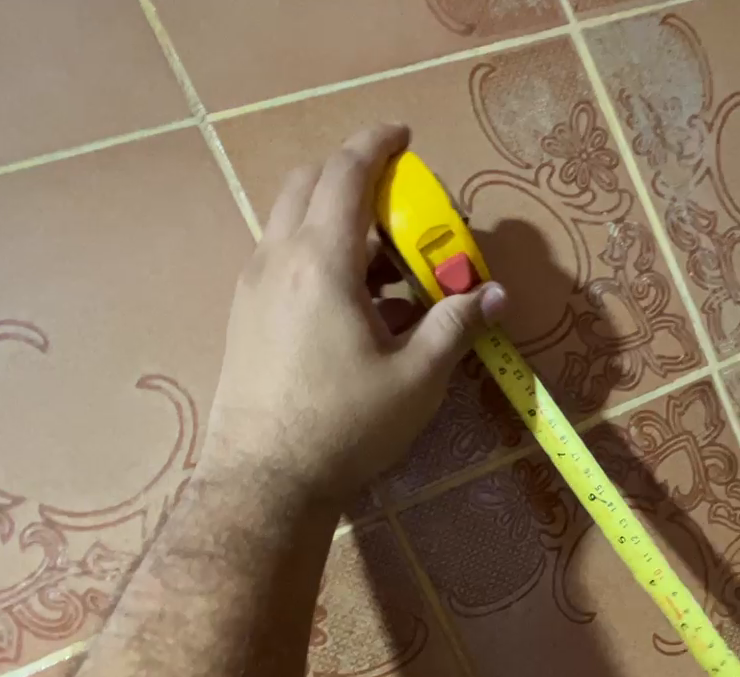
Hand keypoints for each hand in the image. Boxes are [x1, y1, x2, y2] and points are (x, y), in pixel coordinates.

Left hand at [204, 123, 506, 504]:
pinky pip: (284, 260)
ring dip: (339, 224)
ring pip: (292, 223)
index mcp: (321, 262)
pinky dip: (320, 257)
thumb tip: (494, 296)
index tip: (404, 135)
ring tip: (388, 271)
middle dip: (355, 179)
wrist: (265, 478)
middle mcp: (278, 259)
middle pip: (309, 184)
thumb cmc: (346, 425)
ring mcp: (254, 286)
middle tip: (401, 210)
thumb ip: (454, 326)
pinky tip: (356, 308)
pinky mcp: (245, 315)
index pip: (346, 174)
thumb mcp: (415, 378)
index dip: (377, 145)